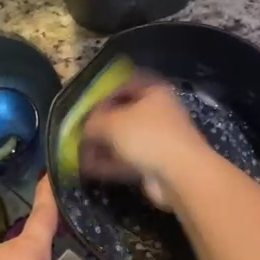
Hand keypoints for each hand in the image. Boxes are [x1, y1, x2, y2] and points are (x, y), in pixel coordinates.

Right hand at [80, 78, 213, 209]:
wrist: (180, 175)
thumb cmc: (147, 136)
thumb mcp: (112, 123)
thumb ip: (94, 122)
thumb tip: (85, 127)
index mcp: (154, 92)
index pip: (126, 85)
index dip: (104, 94)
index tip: (86, 105)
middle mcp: (159, 112)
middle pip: (124, 114)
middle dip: (101, 125)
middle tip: (80, 133)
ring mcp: (159, 139)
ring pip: (125, 139)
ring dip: (103, 146)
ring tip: (79, 154)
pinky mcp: (156, 163)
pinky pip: (128, 159)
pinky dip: (110, 163)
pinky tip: (89, 169)